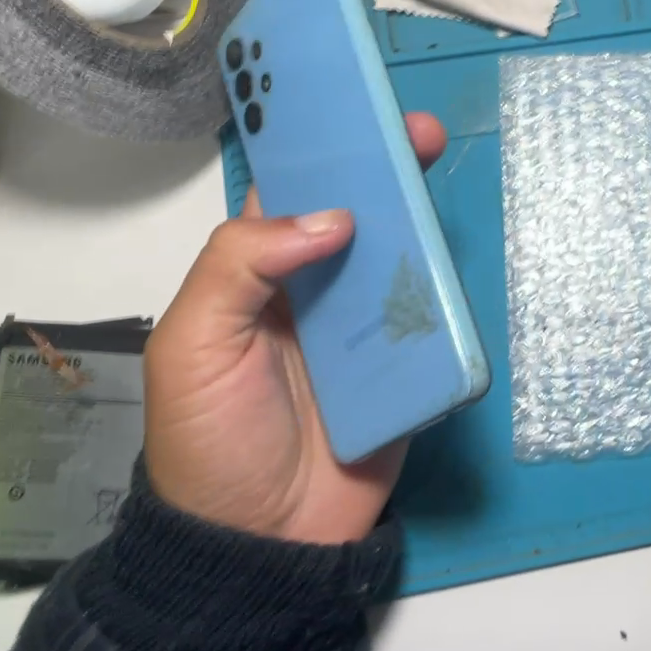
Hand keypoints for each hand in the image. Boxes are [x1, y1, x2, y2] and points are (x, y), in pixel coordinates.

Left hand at [142, 114, 448, 542]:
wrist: (264, 541)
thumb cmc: (213, 439)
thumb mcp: (193, 344)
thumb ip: (240, 267)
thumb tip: (335, 217)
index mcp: (257, 275)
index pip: (290, 195)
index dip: (317, 148)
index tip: (350, 110)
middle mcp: (317, 289)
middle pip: (357, 215)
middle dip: (384, 169)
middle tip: (418, 133)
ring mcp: (366, 326)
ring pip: (399, 256)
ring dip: (420, 216)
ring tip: (442, 180)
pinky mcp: (407, 363)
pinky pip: (431, 315)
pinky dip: (447, 285)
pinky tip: (456, 253)